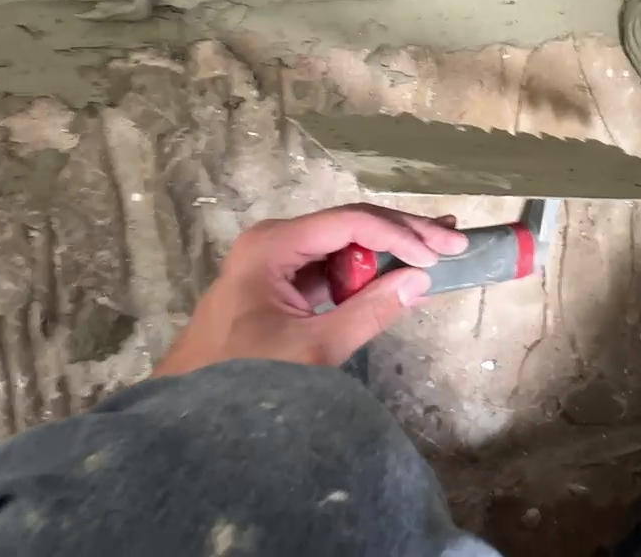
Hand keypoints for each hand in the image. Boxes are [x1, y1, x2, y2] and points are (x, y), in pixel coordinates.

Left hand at [153, 205, 468, 375]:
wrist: (187, 419)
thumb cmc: (243, 379)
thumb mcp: (313, 348)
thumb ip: (370, 310)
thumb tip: (421, 279)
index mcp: (274, 245)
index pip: (352, 222)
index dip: (401, 234)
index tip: (438, 254)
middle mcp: (276, 240)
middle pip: (353, 224)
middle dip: (405, 234)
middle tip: (454, 239)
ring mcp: (278, 259)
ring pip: (348, 243)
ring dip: (392, 249)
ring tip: (437, 247)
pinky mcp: (283, 282)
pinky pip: (334, 267)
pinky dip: (369, 272)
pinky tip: (402, 272)